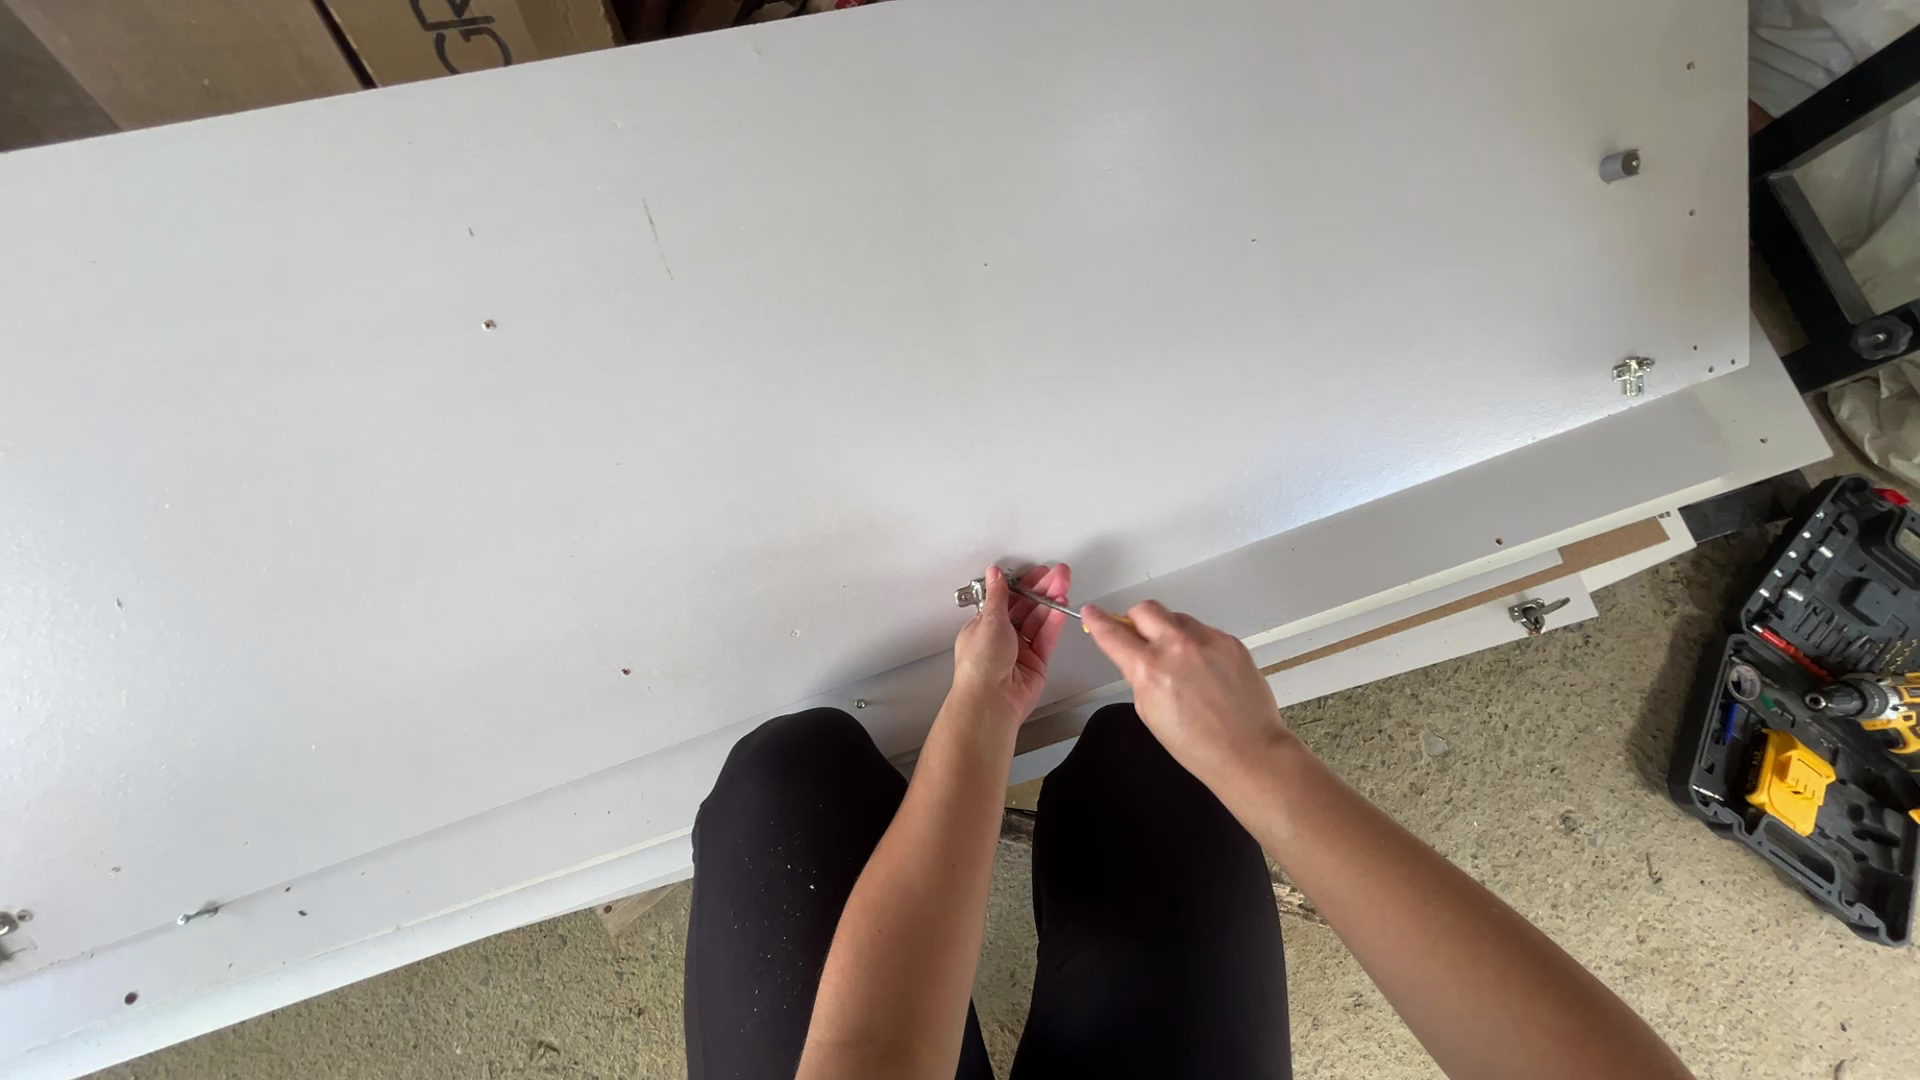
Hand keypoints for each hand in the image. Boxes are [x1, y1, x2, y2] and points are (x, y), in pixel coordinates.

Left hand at [951, 564, 1071, 724]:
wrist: (991, 699)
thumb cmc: (979, 665)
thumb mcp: (989, 620)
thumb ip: (998, 595)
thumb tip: (993, 574)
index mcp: (984, 625)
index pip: (1007, 598)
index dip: (1023, 584)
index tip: (1038, 572)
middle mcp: (1002, 637)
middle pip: (1026, 607)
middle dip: (1043, 589)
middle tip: (1058, 574)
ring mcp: (1020, 650)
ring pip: (1039, 620)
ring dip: (1051, 601)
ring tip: (1064, 584)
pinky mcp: (1037, 662)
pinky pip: (1047, 637)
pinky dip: (1054, 621)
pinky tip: (1062, 607)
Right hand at [1082, 600, 1289, 787]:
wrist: (1248, 751)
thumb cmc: (1197, 744)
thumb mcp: (1149, 711)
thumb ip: (1138, 675)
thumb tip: (1136, 655)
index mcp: (1149, 669)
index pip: (1113, 633)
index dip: (1098, 620)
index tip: (1091, 612)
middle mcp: (1176, 646)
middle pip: (1145, 609)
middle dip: (1136, 620)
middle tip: (1141, 637)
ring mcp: (1207, 640)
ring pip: (1176, 617)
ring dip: (1169, 631)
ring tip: (1181, 661)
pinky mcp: (1230, 641)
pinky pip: (1203, 631)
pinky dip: (1197, 643)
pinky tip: (1205, 670)